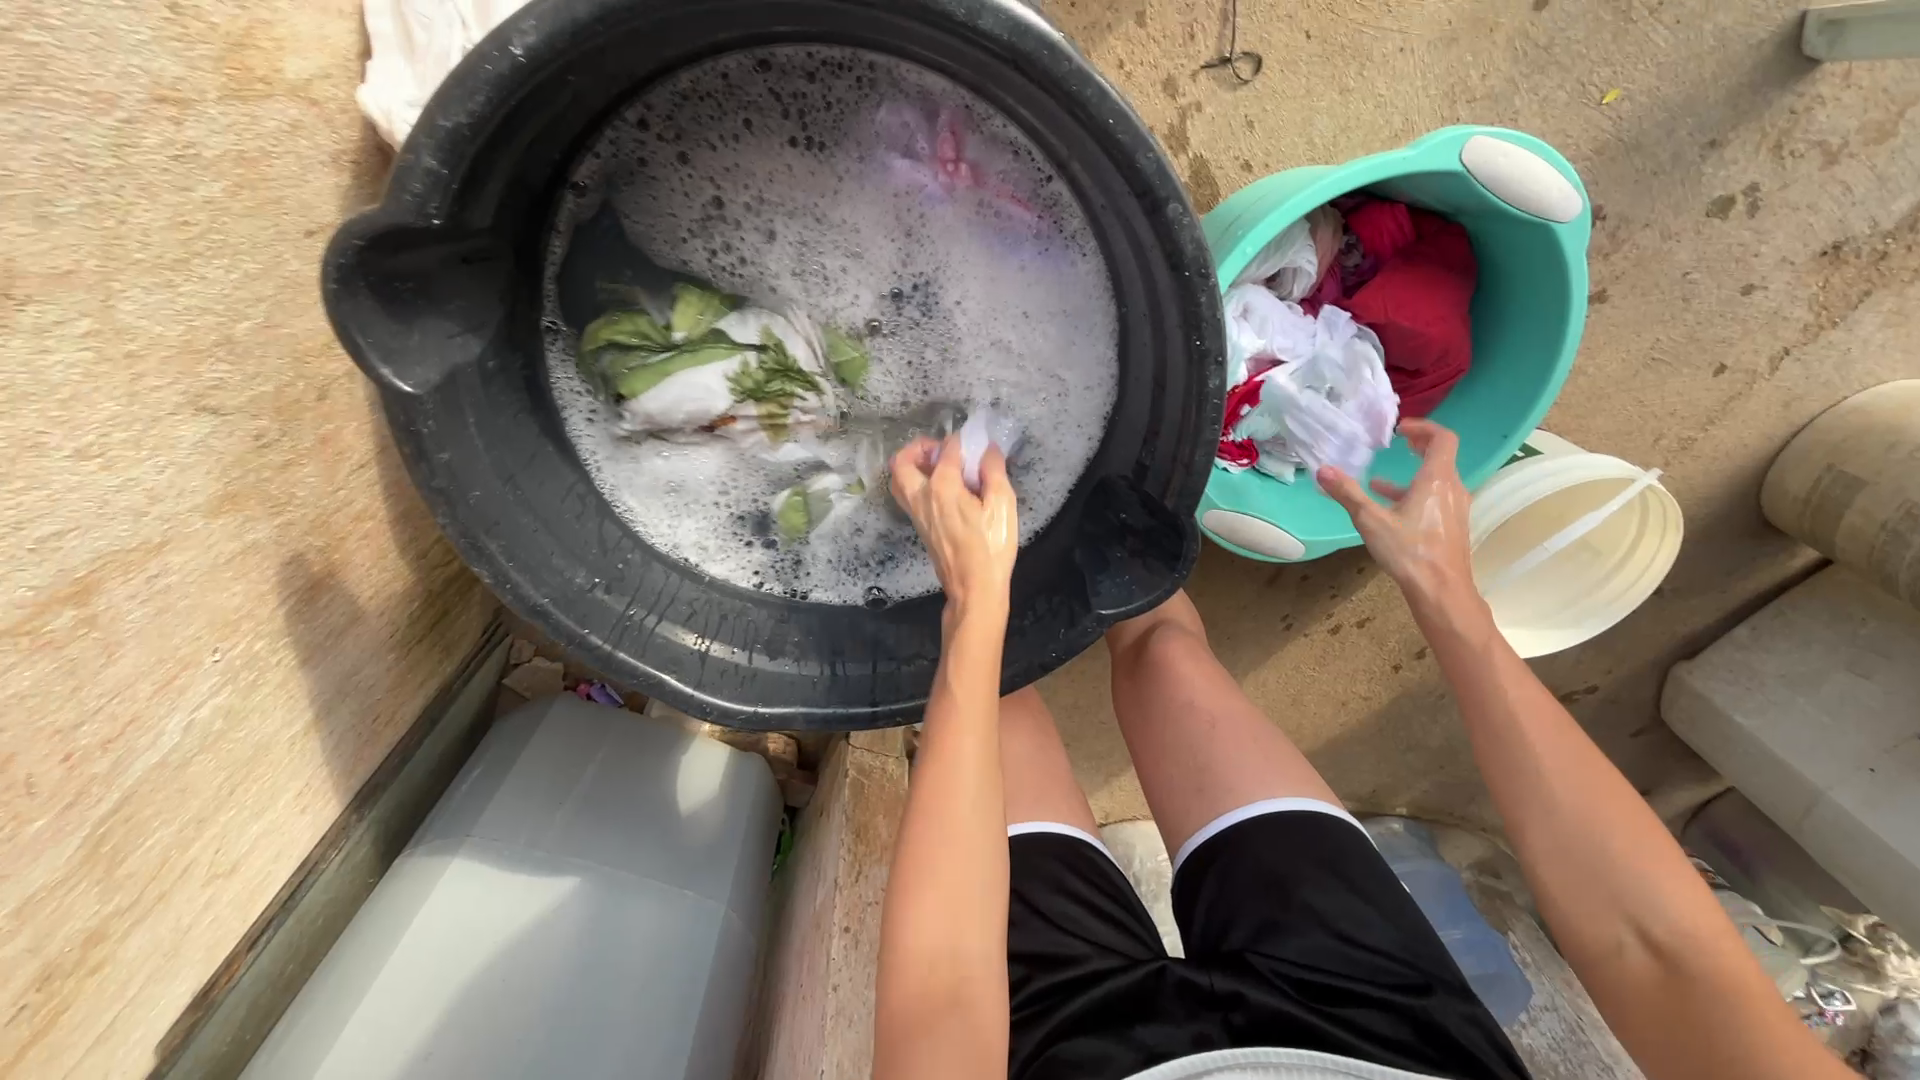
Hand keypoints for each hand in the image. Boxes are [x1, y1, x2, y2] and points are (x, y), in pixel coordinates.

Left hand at [890, 435, 1018, 616]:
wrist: (974, 587)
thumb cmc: (992, 547)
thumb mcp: (1003, 505)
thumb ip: (994, 471)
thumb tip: (988, 450)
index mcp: (943, 487)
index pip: (946, 450)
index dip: (960, 441)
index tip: (975, 442)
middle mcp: (922, 496)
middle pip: (902, 462)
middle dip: (918, 448)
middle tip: (941, 449)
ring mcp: (916, 513)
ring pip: (899, 479)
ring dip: (913, 465)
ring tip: (939, 466)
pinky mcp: (918, 526)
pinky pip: (906, 494)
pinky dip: (916, 481)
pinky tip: (942, 487)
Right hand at [1318, 419, 1481, 618]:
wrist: (1441, 590)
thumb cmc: (1408, 551)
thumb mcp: (1370, 521)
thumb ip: (1348, 494)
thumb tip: (1323, 470)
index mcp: (1436, 479)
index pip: (1442, 439)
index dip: (1423, 428)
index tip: (1400, 429)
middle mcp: (1452, 488)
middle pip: (1443, 456)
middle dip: (1420, 446)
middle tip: (1399, 442)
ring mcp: (1456, 508)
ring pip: (1438, 480)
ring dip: (1415, 473)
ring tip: (1384, 479)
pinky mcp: (1453, 525)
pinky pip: (1437, 498)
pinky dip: (1416, 494)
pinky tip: (1393, 510)